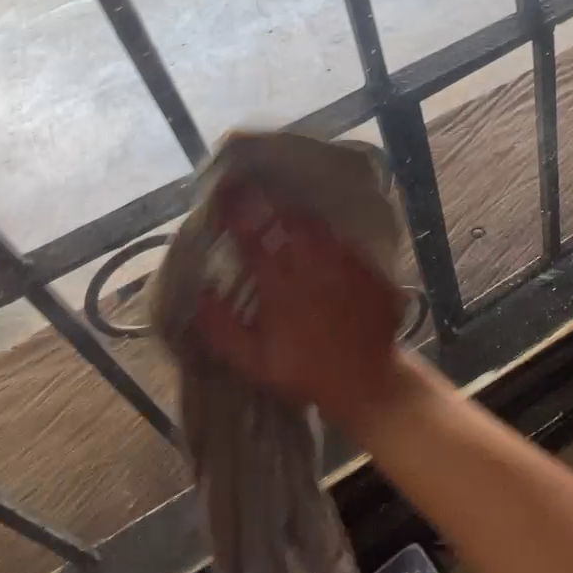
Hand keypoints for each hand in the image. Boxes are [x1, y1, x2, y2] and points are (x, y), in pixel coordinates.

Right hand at [192, 180, 415, 430]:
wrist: (367, 384)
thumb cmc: (305, 373)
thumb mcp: (254, 362)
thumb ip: (222, 329)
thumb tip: (200, 293)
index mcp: (281, 285)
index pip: (254, 235)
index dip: (239, 208)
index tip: (227, 189)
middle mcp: (315, 266)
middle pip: (290, 220)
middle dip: (271, 206)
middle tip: (258, 202)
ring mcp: (348, 264)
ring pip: (320, 226)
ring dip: (301, 218)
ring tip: (289, 218)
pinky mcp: (372, 269)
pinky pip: (347, 240)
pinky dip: (331, 236)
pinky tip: (325, 242)